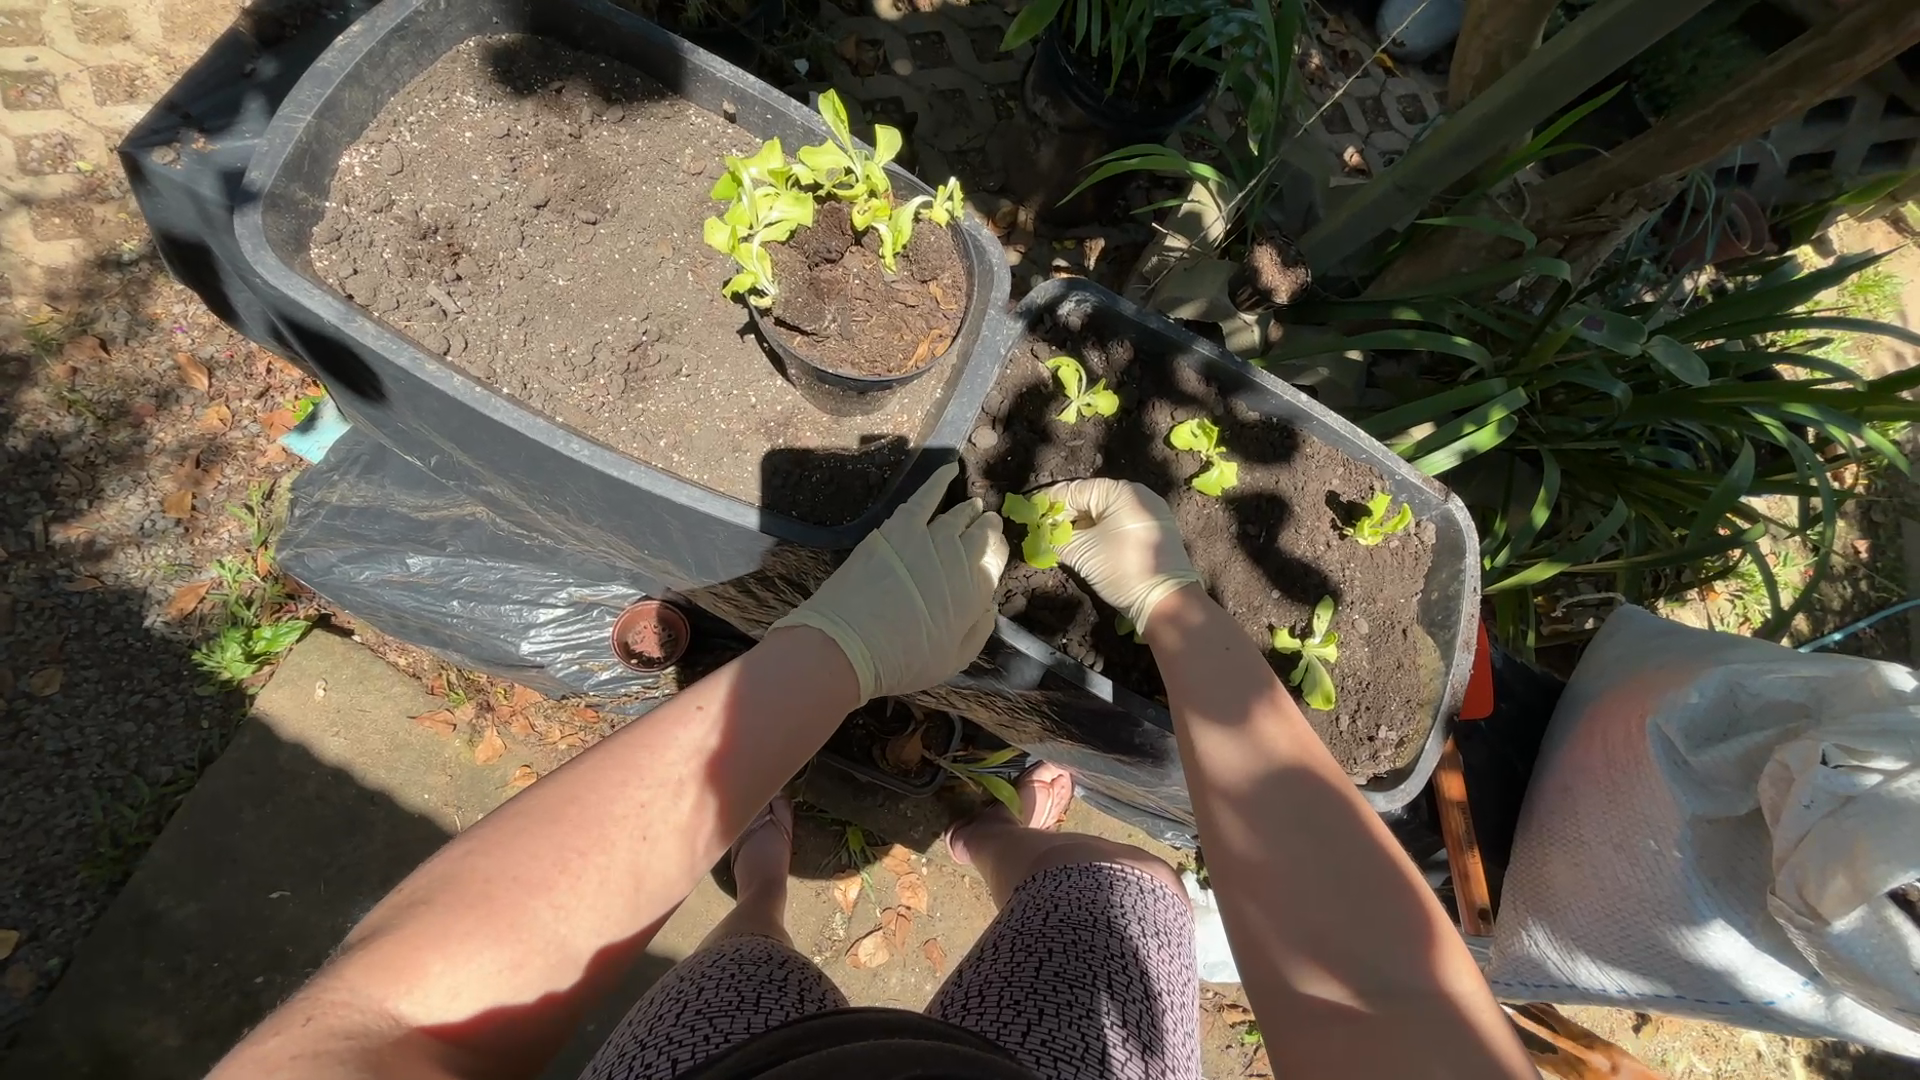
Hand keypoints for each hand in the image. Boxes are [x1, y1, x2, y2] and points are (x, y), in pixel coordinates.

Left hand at [772, 463, 1008, 702]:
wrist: (850, 644)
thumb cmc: (902, 661)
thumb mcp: (953, 660)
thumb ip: (977, 631)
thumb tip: (989, 606)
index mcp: (976, 592)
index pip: (996, 560)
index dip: (996, 553)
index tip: (993, 549)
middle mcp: (960, 559)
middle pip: (980, 534)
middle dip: (986, 527)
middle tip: (988, 522)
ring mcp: (930, 538)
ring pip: (957, 515)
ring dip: (968, 509)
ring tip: (973, 506)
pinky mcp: (899, 527)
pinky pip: (925, 496)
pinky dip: (938, 480)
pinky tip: (949, 468)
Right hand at [1036, 478, 1200, 634]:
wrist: (1167, 602)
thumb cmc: (1122, 568)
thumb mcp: (1081, 552)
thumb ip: (1056, 538)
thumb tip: (1041, 534)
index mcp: (1121, 491)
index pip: (1075, 490)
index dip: (1050, 503)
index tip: (1030, 513)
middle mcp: (1137, 495)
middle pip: (1090, 499)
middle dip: (1065, 516)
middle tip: (1042, 530)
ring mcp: (1149, 513)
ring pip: (1104, 514)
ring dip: (1080, 526)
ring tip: (1059, 540)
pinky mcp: (1153, 532)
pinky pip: (1118, 524)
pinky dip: (1098, 533)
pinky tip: (1082, 546)